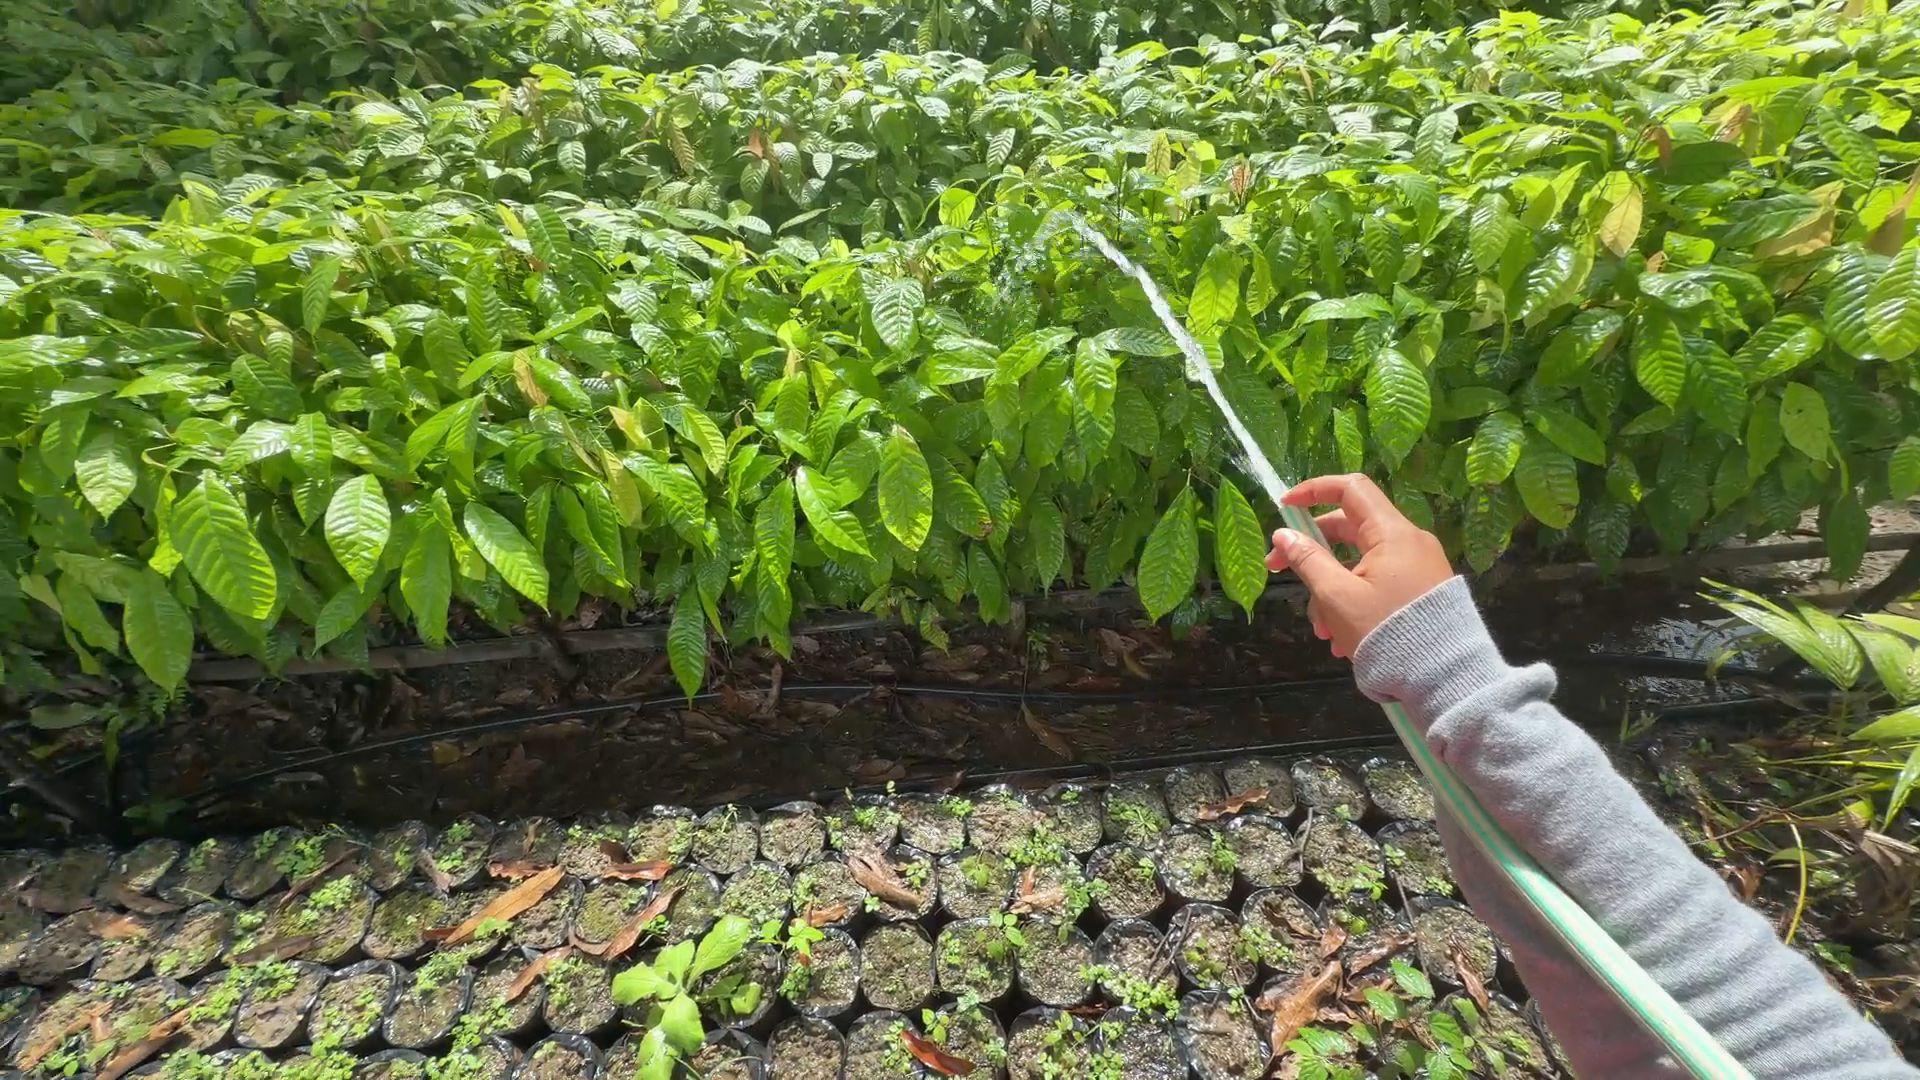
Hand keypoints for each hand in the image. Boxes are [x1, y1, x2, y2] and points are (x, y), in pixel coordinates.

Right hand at [1264, 473, 1453, 658]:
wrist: (1444, 678)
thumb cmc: (1385, 630)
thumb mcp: (1335, 595)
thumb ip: (1307, 560)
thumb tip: (1283, 535)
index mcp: (1392, 534)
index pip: (1350, 489)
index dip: (1313, 491)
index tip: (1284, 507)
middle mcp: (1408, 542)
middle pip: (1349, 529)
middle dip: (1310, 552)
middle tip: (1277, 571)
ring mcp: (1416, 567)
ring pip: (1358, 562)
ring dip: (1329, 588)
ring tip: (1321, 629)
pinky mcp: (1418, 590)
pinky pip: (1375, 582)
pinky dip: (1351, 600)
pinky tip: (1340, 637)